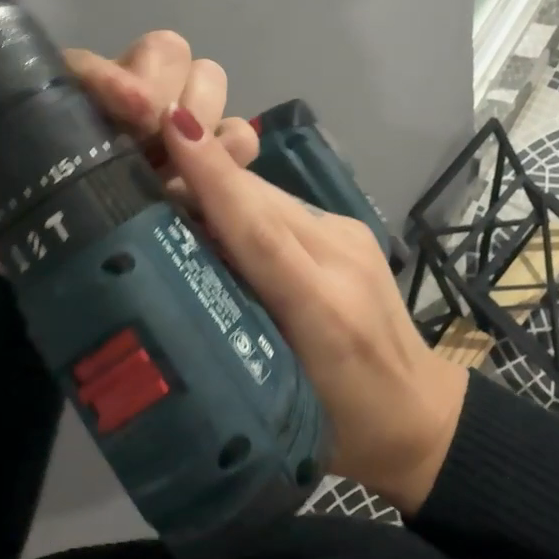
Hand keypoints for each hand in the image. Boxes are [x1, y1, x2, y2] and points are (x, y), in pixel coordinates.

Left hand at [0, 31, 261, 267]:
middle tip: (155, 139)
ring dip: (198, 117)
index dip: (111, 77)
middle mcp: (131, 97)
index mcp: (77, 102)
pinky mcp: (219, 150)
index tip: (133, 108)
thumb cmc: (62, 225)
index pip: (88, 65)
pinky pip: (240, 130)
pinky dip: (231, 152)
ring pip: (207, 76)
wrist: (118, 259)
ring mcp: (178, 119)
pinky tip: (209, 187)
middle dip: (164, 87)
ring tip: (180, 167)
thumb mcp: (23, 225)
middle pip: (165, 49)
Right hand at [157, 101, 468, 516]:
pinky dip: (244, 204)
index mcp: (325, 309)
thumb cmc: (347, 430)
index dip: (214, 178)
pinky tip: (213, 215)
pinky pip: (285, 207)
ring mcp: (350, 237)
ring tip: (161, 191)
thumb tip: (166, 293)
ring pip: (270, 195)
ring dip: (220, 187)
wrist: (425, 416)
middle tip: (133, 169)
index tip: (175, 127)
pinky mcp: (352, 230)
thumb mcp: (279, 406)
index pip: (259, 230)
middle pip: (260, 200)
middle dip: (200, 174)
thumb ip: (229, 344)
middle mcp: (341, 257)